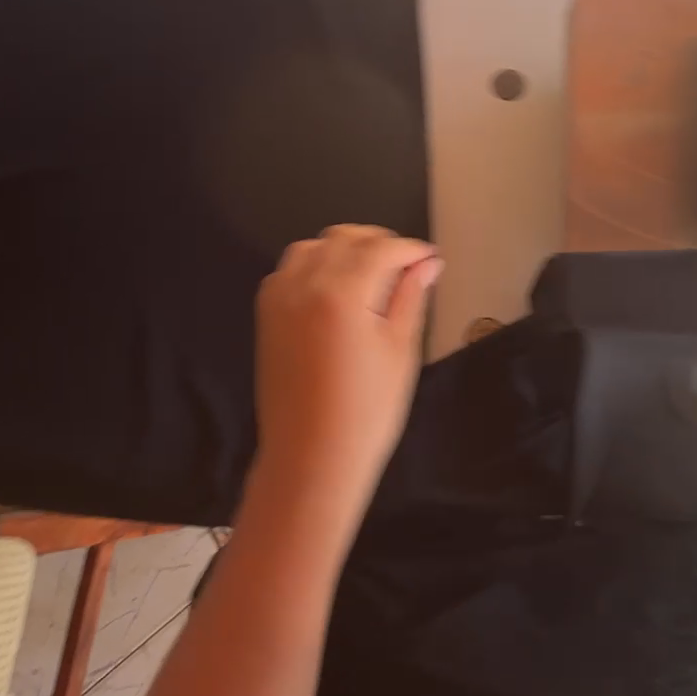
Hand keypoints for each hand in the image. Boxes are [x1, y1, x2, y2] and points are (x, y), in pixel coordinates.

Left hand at [253, 224, 442, 499]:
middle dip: (379, 243)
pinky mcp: (267, 316)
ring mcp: (280, 299)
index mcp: (342, 293)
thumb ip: (412, 297)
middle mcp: (304, 286)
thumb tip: (427, 264)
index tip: (430, 259)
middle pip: (344, 238)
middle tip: (406, 266)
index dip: (410, 250)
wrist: (311, 458)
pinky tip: (336, 288)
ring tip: (371, 273)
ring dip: (344, 249)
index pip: (381, 249)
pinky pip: (289, 269)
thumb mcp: (401, 350)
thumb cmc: (367, 410)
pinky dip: (314, 265)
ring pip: (312, 247)